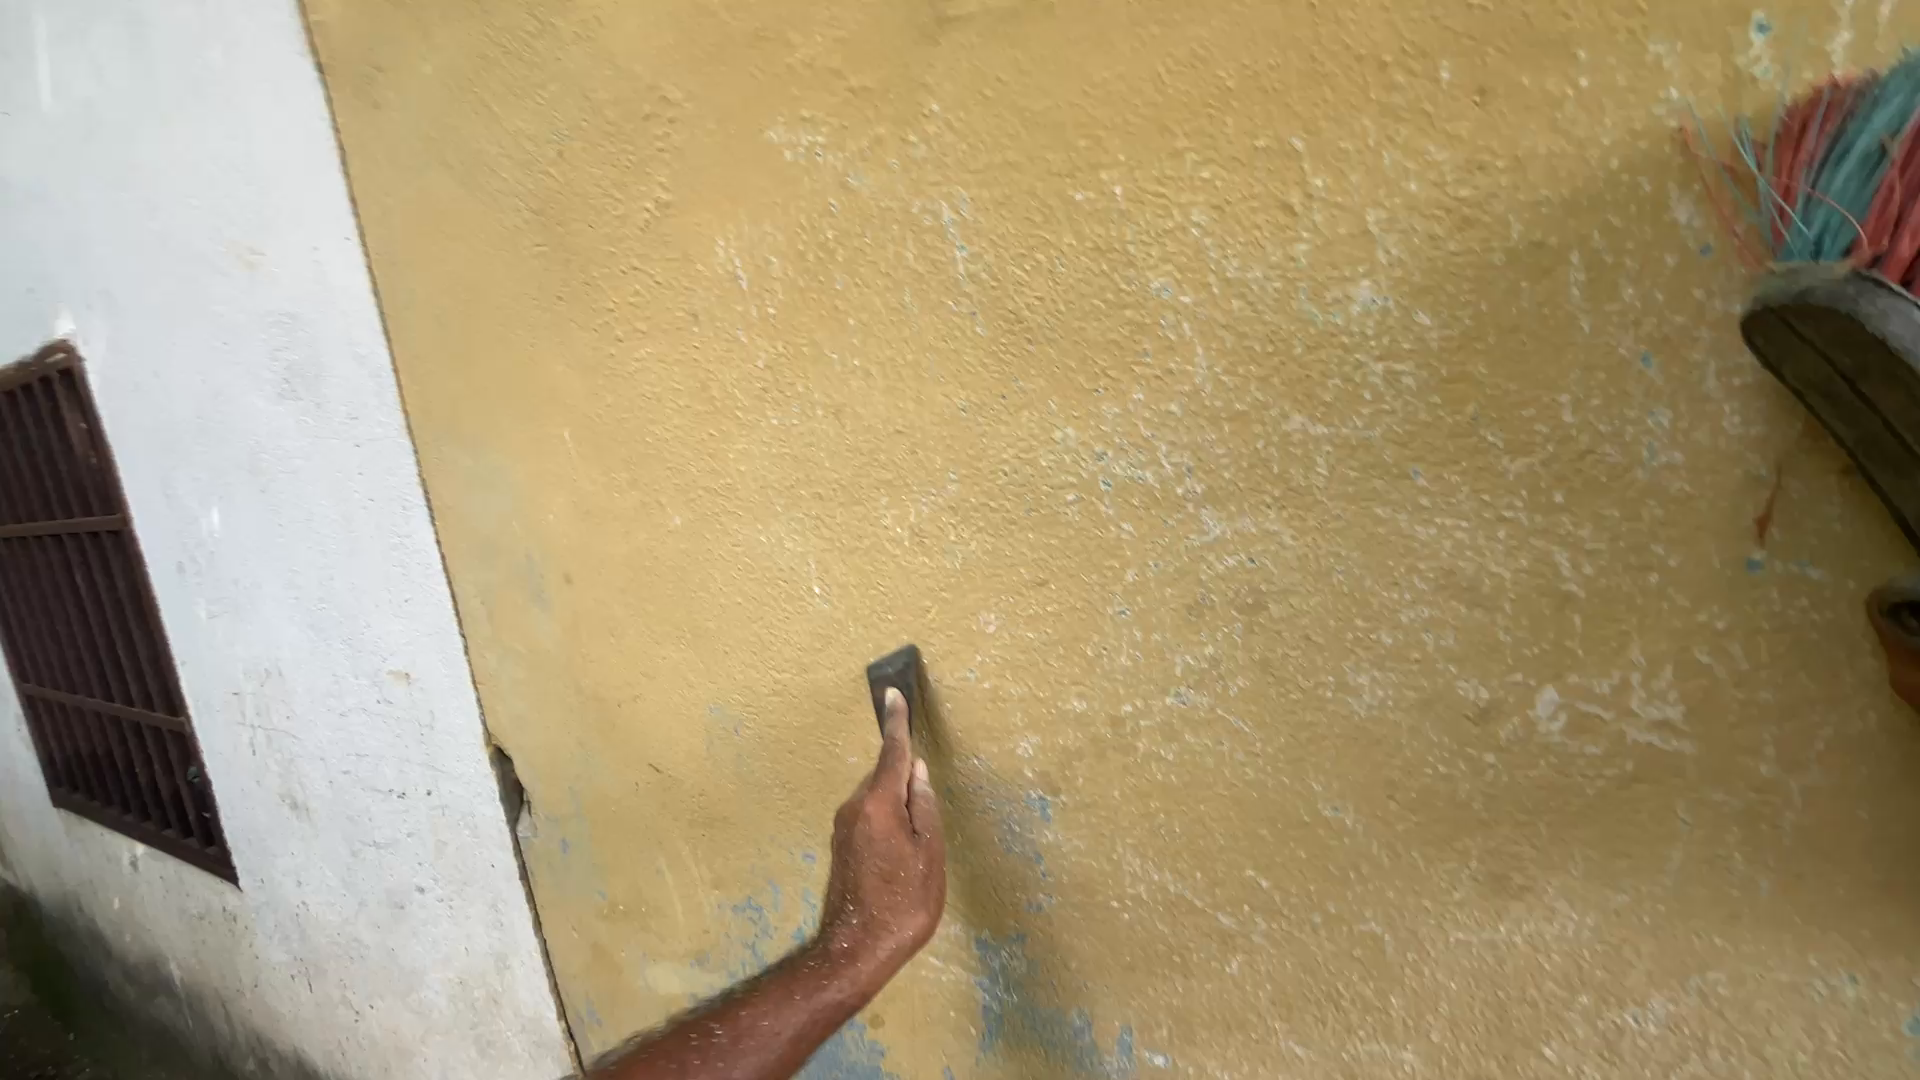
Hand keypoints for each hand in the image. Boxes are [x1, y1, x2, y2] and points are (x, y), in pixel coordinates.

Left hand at [817, 687, 946, 978]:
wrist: (855, 951)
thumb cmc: (903, 902)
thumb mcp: (929, 852)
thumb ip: (923, 805)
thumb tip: (916, 770)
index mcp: (878, 802)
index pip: (892, 752)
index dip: (896, 722)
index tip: (892, 693)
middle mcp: (854, 806)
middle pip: (885, 777)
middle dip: (905, 780)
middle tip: (927, 817)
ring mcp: (843, 826)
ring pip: (877, 799)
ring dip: (897, 805)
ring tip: (917, 847)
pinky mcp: (841, 845)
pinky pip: (869, 816)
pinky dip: (886, 820)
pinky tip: (900, 854)